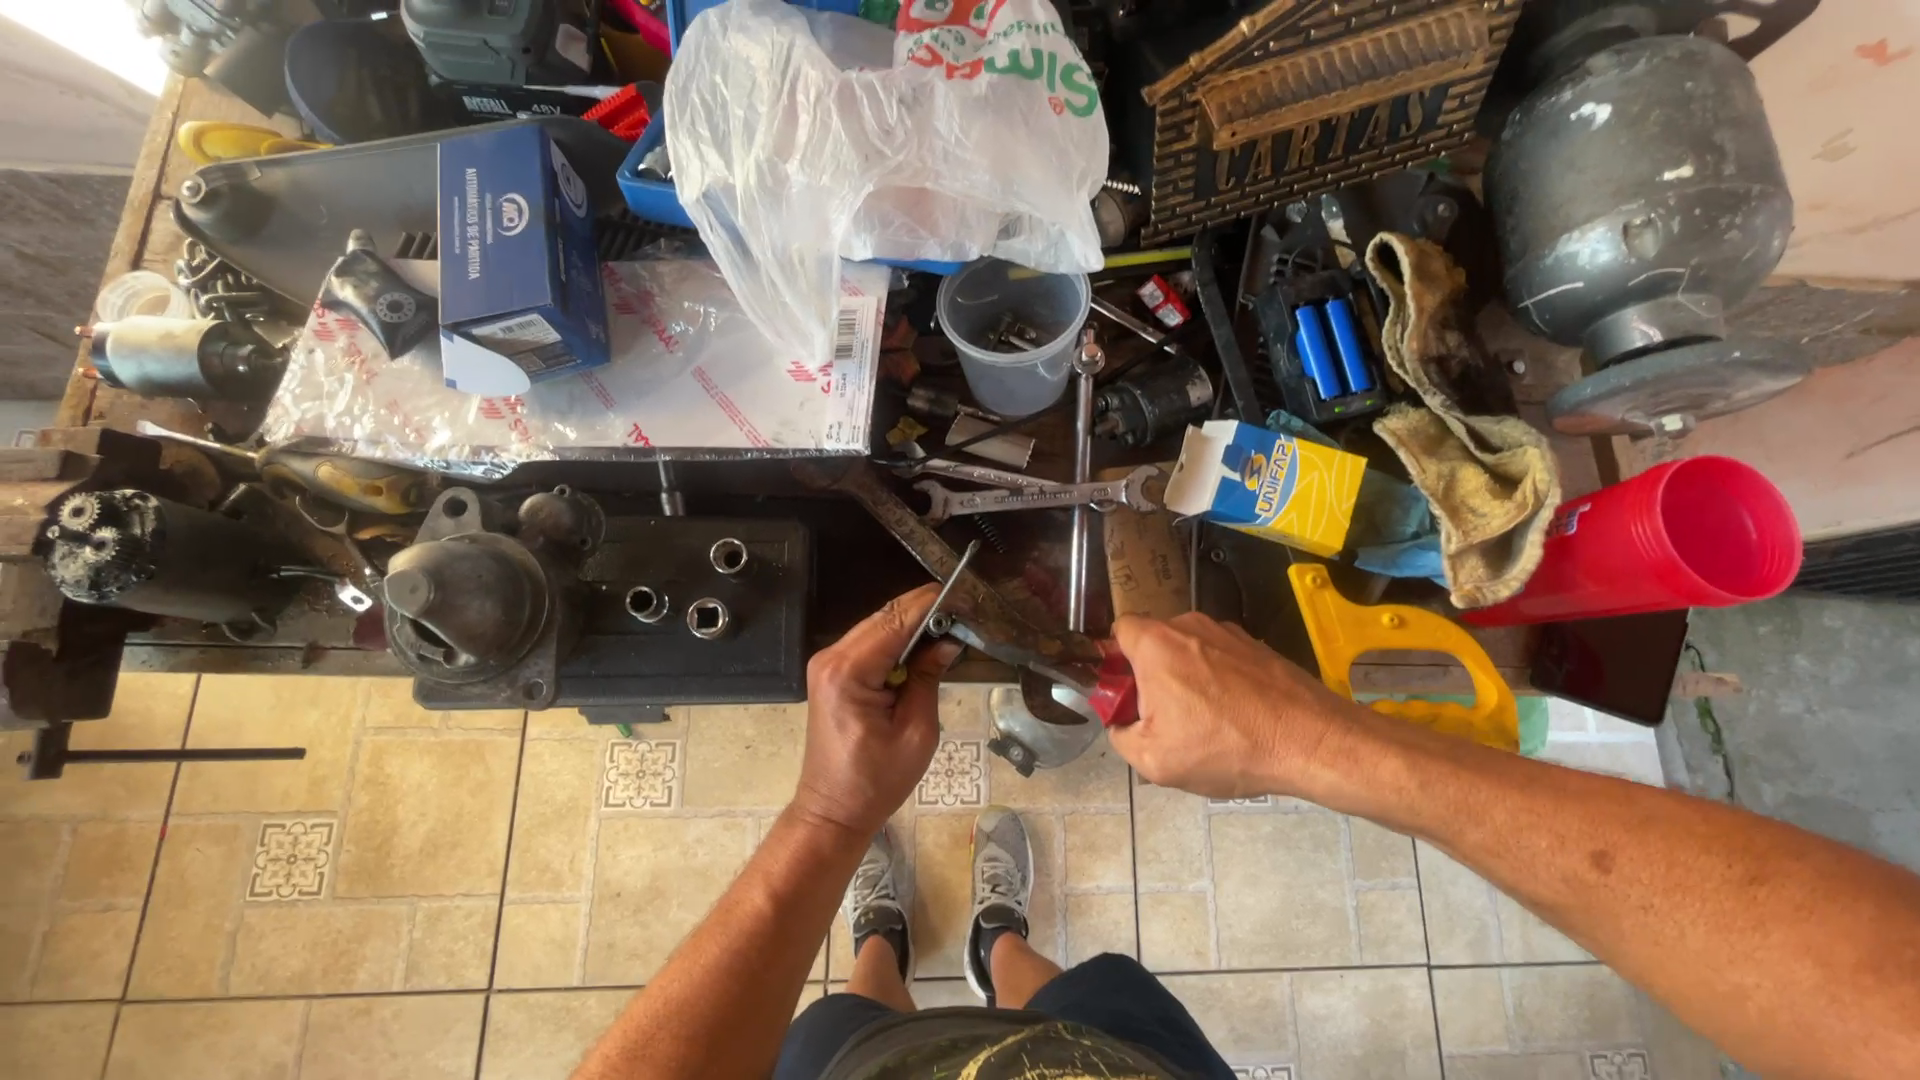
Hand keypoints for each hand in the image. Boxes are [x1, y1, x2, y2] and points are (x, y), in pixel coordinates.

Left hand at [791, 585, 961, 836]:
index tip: (966, 597)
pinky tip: (924, 647)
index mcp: (849, 671)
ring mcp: (827, 663)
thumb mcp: (917, 731)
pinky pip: (869, 644)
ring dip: (912, 626)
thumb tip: (949, 641)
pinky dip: (896, 641)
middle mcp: (832, 657)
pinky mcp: (832, 672)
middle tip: (966, 613)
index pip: (896, 620)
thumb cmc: (876, 782)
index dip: (931, 605)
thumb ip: (929, 678)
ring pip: (877, 626)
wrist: (832, 811)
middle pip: (884, 616)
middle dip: (924, 612)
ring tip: (952, 628)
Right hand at [1108, 612, 1362, 799]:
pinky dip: (1220, 682)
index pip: (1119, 630)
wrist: (1312, 742)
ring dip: (1186, 680)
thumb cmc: (1226, 748)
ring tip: (1205, 724)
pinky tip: (1235, 718)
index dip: (1115, 662)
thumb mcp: (1153, 760)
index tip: (1126, 696)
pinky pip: (1221, 659)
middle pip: (1154, 642)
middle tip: (1164, 719)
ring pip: (1189, 652)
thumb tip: (1121, 722)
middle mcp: (1189, 626)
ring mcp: (1228, 633)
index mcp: (1156, 643)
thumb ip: (1120, 735)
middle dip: (1151, 676)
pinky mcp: (1257, 646)